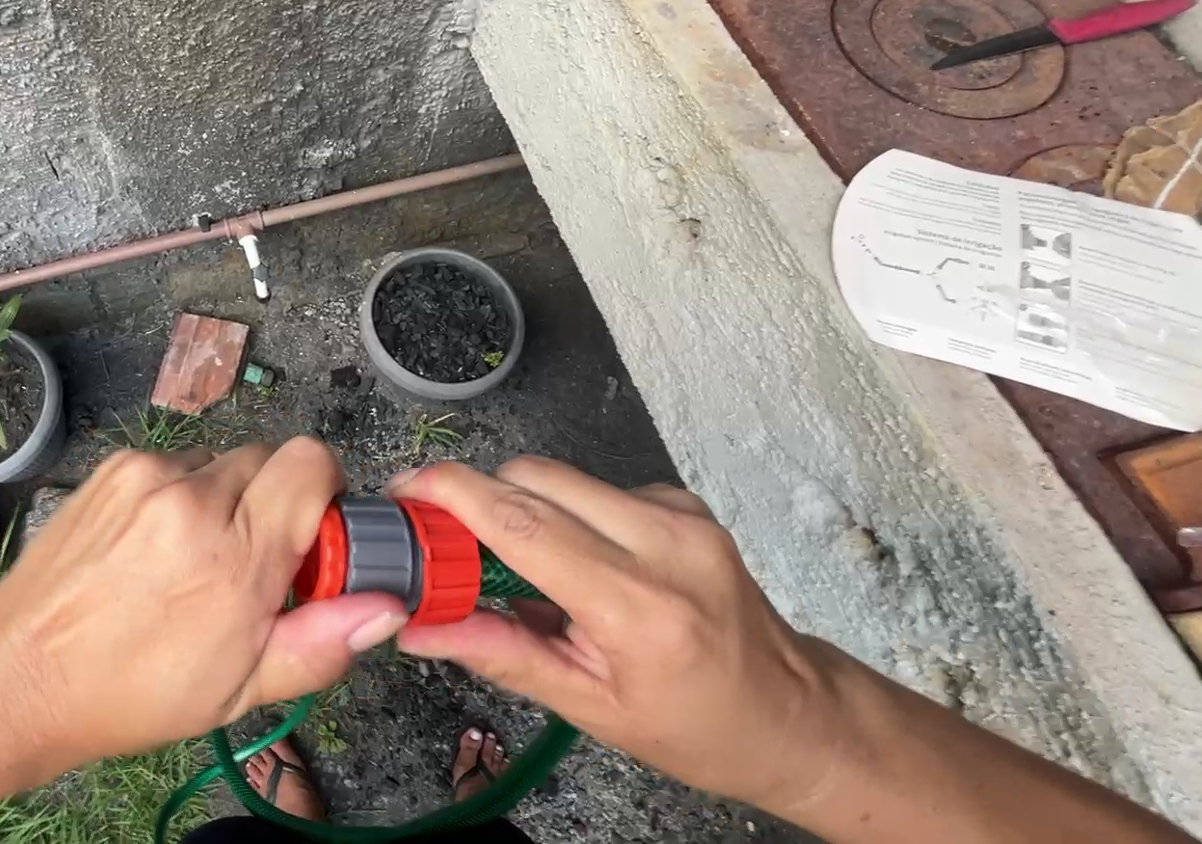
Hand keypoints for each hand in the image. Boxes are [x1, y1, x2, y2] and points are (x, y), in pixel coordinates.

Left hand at [0, 439, 409, 762]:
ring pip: (223, 460)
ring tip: (191, 552)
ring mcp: (148, 475)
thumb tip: (386, 606)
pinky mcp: (117, 465)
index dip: (324, 488)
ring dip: (224, 496)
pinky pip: (177, 461)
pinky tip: (154, 539)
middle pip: (271, 458)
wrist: (20, 671)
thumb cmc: (134, 691)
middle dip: (272, 500)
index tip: (311, 528)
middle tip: (247, 554)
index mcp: (236, 558)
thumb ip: (321, 644)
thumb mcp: (239, 691)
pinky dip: (181, 491)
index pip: (312, 463)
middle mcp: (194, 501)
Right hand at [392, 457, 850, 812]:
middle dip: (477, 496)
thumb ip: (497, 652)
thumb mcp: (587, 706)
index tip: (405, 491)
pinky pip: (589, 485)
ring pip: (557, 476)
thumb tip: (417, 628)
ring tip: (523, 564)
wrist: (796, 714)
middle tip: (449, 538)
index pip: (524, 523)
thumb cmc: (693, 726)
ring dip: (520, 506)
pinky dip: (561, 510)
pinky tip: (578, 557)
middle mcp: (664, 541)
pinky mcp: (680, 499)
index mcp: (639, 606)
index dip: (453, 494)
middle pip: (533, 478)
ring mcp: (679, 512)